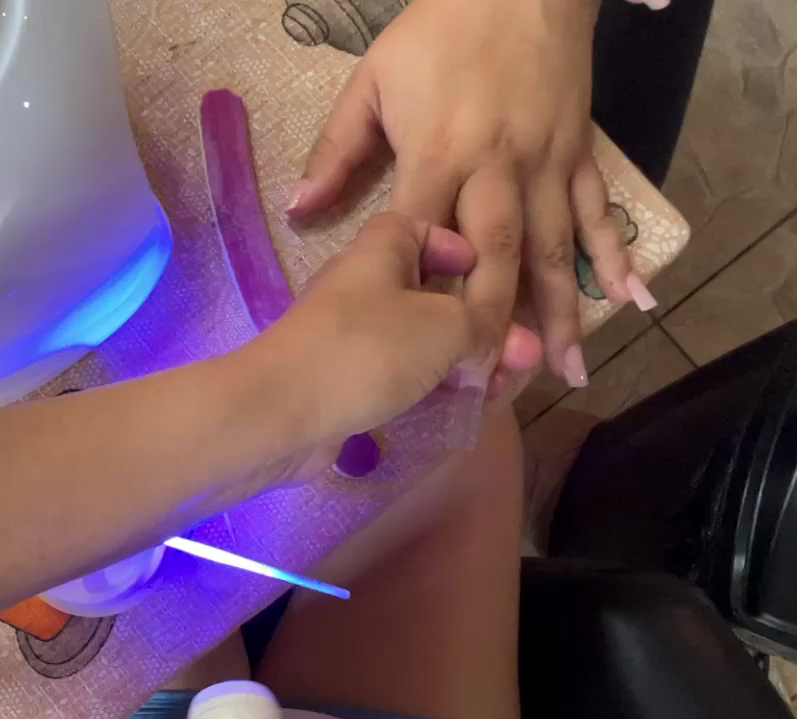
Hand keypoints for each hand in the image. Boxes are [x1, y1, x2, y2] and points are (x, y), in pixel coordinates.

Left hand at [246, 212, 541, 481]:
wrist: (279, 412)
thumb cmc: (366, 350)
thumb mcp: (446, 327)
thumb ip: (486, 329)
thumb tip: (509, 347)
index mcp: (382, 247)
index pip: (426, 228)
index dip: (465, 249)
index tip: (495, 278)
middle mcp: (362, 286)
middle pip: (431, 295)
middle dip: (479, 326)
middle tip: (517, 361)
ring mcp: (348, 338)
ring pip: (416, 343)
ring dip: (457, 364)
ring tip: (495, 391)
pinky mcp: (340, 382)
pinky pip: (394, 379)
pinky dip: (426, 390)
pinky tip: (455, 408)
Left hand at [291, 0, 647, 388]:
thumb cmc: (436, 34)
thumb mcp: (369, 81)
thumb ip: (335, 151)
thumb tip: (298, 211)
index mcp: (441, 153)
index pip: (430, 237)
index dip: (427, 295)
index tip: (424, 350)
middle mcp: (500, 165)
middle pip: (501, 252)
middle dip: (502, 319)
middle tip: (505, 380)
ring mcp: (548, 160)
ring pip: (555, 244)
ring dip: (562, 308)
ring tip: (570, 367)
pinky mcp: (580, 150)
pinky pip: (600, 208)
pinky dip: (615, 253)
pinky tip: (632, 297)